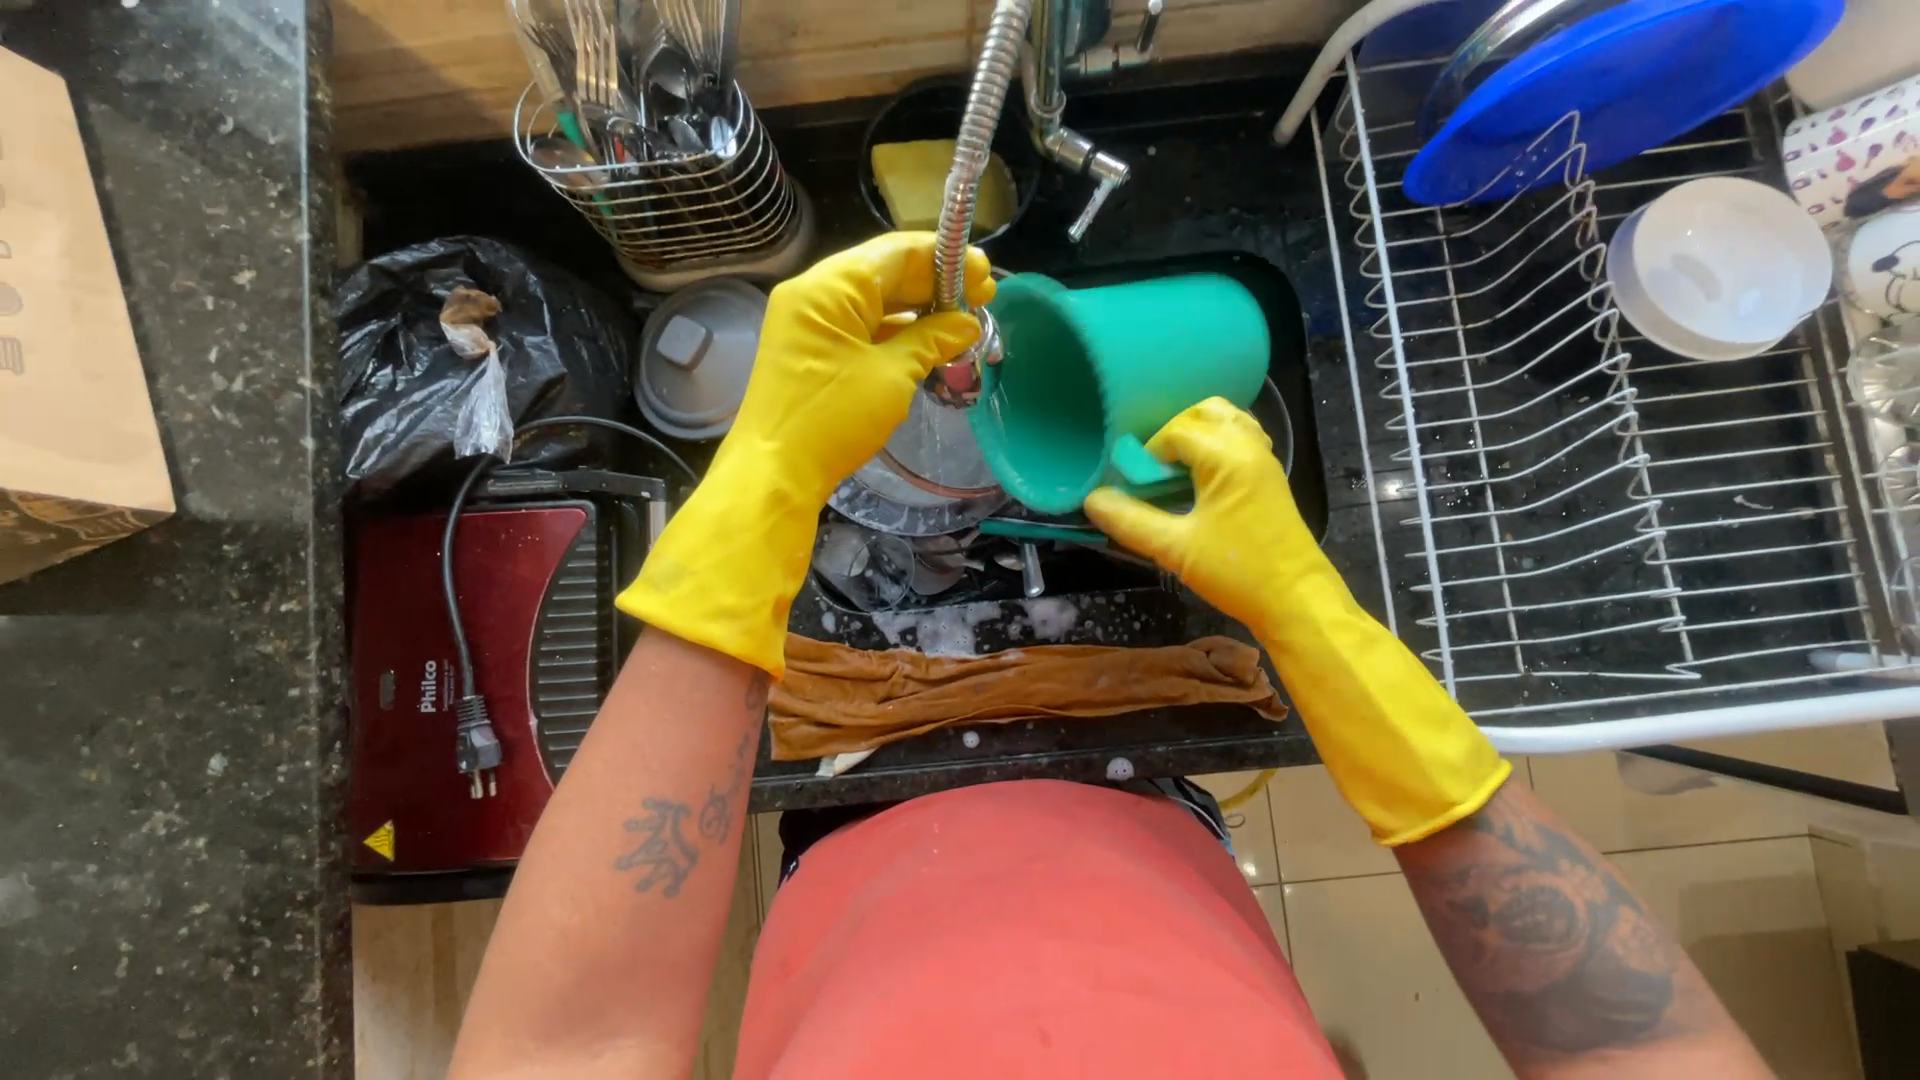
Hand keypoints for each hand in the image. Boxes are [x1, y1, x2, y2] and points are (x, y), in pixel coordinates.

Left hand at [619, 233, 993, 677]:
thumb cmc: (833, 419)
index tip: (985, 274)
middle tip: (984, 300)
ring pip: (874, 302)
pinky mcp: (812, 351)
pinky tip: (930, 342)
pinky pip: (860, 328)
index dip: (946, 258)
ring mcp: (810, 323)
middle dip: (935, 284)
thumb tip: (967, 324)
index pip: (897, 251)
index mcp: (829, 286)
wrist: (775, 473)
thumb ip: (932, 340)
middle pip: (885, 273)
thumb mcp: (892, 376)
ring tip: (964, 323)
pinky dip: (895, 333)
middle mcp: (815, 294)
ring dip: (919, 311)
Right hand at [1083, 397, 1327, 642]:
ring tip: (1172, 473)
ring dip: (1195, 438)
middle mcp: (1249, 447)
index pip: (1175, 431)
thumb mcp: (1175, 549)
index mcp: (1227, 456)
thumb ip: (1130, 521)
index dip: (1146, 454)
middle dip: (1171, 434)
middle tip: (1152, 471)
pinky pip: (1240, 442)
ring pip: (1226, 423)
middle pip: (1204, 413)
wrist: (1297, 600)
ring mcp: (1264, 461)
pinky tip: (1197, 482)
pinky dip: (1215, 448)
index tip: (1133, 486)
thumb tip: (1091, 499)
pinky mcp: (1268, 479)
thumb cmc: (1237, 572)